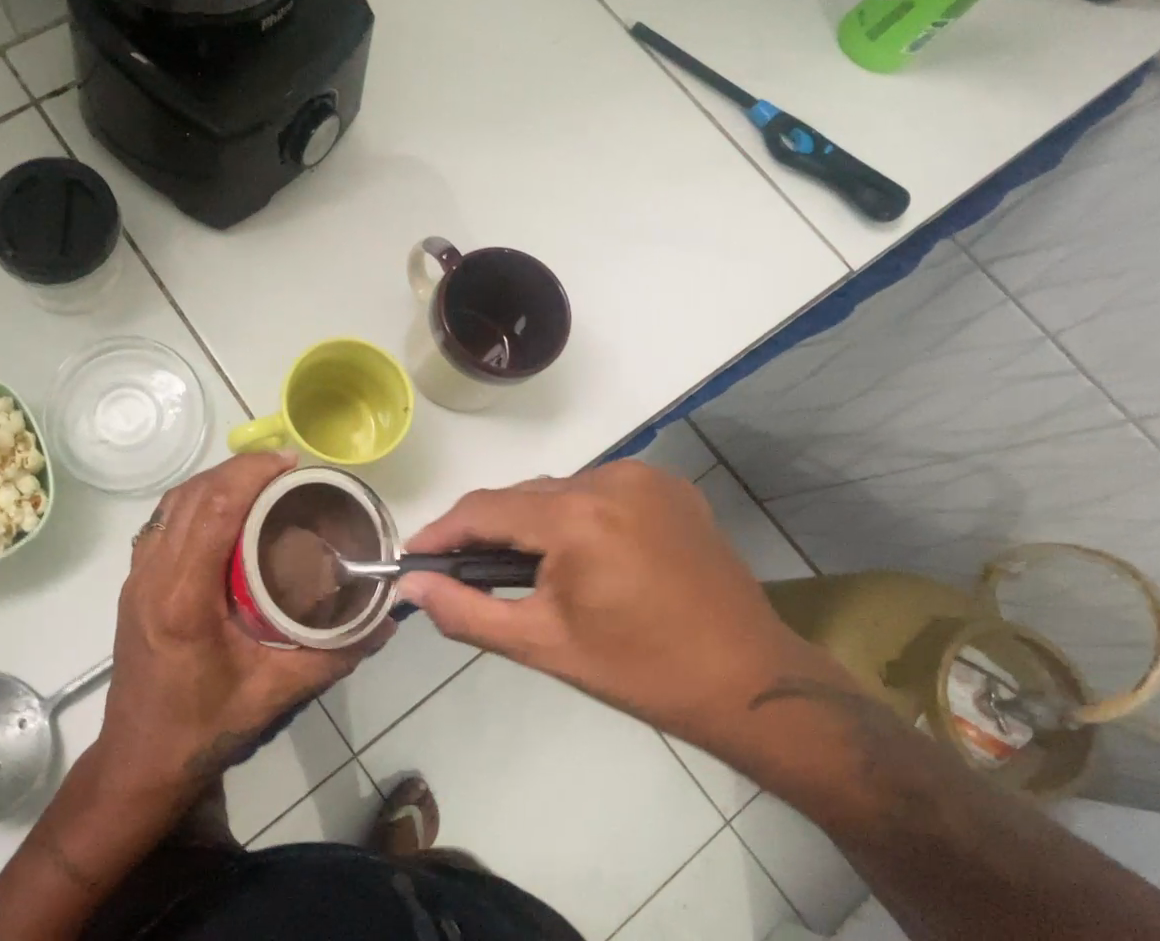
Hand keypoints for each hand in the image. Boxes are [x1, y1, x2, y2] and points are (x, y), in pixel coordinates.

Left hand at [100, 453, 380, 791]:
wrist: (141, 759)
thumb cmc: (204, 728)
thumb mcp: (274, 694)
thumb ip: (332, 655)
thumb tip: (385, 620)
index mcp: (182, 599)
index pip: (212, 510)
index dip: (249, 474)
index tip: (289, 463)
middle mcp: (151, 577)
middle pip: (190, 497)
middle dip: (236, 471)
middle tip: (284, 470)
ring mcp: (135, 578)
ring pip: (171, 506)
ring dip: (213, 483)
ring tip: (259, 484)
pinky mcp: (133, 585)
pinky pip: (162, 524)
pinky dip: (194, 504)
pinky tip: (226, 515)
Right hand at [396, 461, 822, 747]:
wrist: (748, 681)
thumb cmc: (638, 670)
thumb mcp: (541, 645)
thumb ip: (465, 611)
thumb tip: (410, 585)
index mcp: (577, 518)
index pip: (483, 509)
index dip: (441, 532)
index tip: (413, 556)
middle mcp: (609, 480)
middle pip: (520, 496)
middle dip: (485, 532)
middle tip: (465, 574)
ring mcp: (645, 479)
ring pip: (557, 491)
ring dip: (530, 523)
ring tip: (525, 572)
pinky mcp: (670, 488)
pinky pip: (597, 491)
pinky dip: (574, 516)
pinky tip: (578, 556)